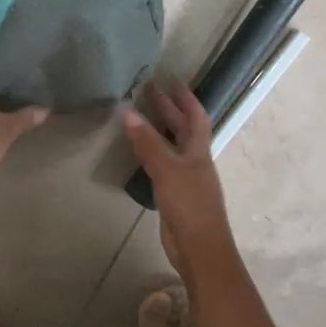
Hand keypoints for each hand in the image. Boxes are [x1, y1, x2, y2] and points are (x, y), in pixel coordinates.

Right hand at [122, 82, 231, 278]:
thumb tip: (126, 111)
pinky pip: (162, 164)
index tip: (171, 79)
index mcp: (198, 151)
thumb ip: (146, 142)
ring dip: (159, 129)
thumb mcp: (166, 169)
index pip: (195, 116)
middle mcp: (195, 160)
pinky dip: (152, 151)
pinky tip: (139, 151)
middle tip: (149, 90)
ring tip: (140, 115)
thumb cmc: (189, 204)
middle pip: (183, 129)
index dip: (185, 97)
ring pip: (172, 146)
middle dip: (168, 109)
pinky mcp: (175, 194)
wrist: (199, 248)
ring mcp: (186, 178)